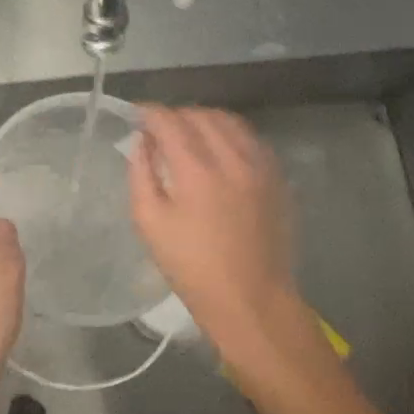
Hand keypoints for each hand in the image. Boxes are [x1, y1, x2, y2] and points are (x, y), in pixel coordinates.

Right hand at [128, 106, 302, 355]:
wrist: (251, 299)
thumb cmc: (192, 267)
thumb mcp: (149, 223)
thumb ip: (141, 173)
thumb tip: (142, 141)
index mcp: (196, 171)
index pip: (169, 120)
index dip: (148, 113)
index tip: (137, 116)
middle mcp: (232, 158)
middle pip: (200, 114)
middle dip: (175, 116)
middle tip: (159, 132)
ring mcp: (260, 165)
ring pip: (229, 121)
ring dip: (203, 120)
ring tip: (188, 136)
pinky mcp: (276, 177)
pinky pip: (250, 138)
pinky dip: (229, 134)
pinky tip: (218, 150)